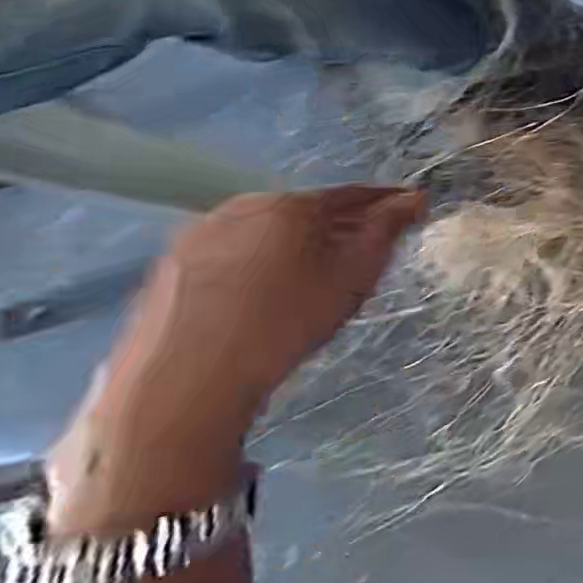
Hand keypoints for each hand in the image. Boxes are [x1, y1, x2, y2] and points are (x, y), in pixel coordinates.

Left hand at [100, 186, 425, 440]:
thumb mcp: (354, 276)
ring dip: (299, 245)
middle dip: (342, 225)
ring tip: (319, 279)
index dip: (386, 202)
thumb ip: (387, 230)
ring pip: (267, 232)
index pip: (352, 194)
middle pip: (307, 211)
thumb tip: (414, 198)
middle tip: (368, 251)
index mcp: (289, 203)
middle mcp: (240, 207)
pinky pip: (233, 254)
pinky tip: (267, 299)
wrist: (179, 388)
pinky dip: (260, 265)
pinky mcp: (167, 270)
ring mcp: (197, 237)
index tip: (411, 211)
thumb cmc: (284, 323)